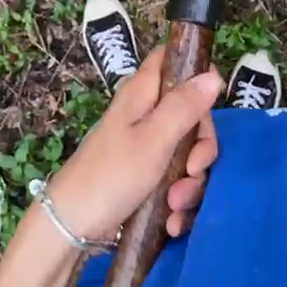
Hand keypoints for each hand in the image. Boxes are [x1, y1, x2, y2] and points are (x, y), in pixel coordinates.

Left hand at [44, 47, 220, 240]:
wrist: (72, 227)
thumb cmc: (111, 175)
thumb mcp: (154, 139)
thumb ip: (184, 106)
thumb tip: (214, 75)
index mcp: (143, 93)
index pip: (172, 59)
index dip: (197, 71)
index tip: (212, 103)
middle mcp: (146, 113)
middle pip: (192, 113)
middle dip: (200, 149)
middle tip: (191, 170)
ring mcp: (146, 145)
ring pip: (188, 151)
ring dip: (189, 183)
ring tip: (174, 205)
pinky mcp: (146, 174)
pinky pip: (176, 179)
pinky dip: (178, 200)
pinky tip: (172, 220)